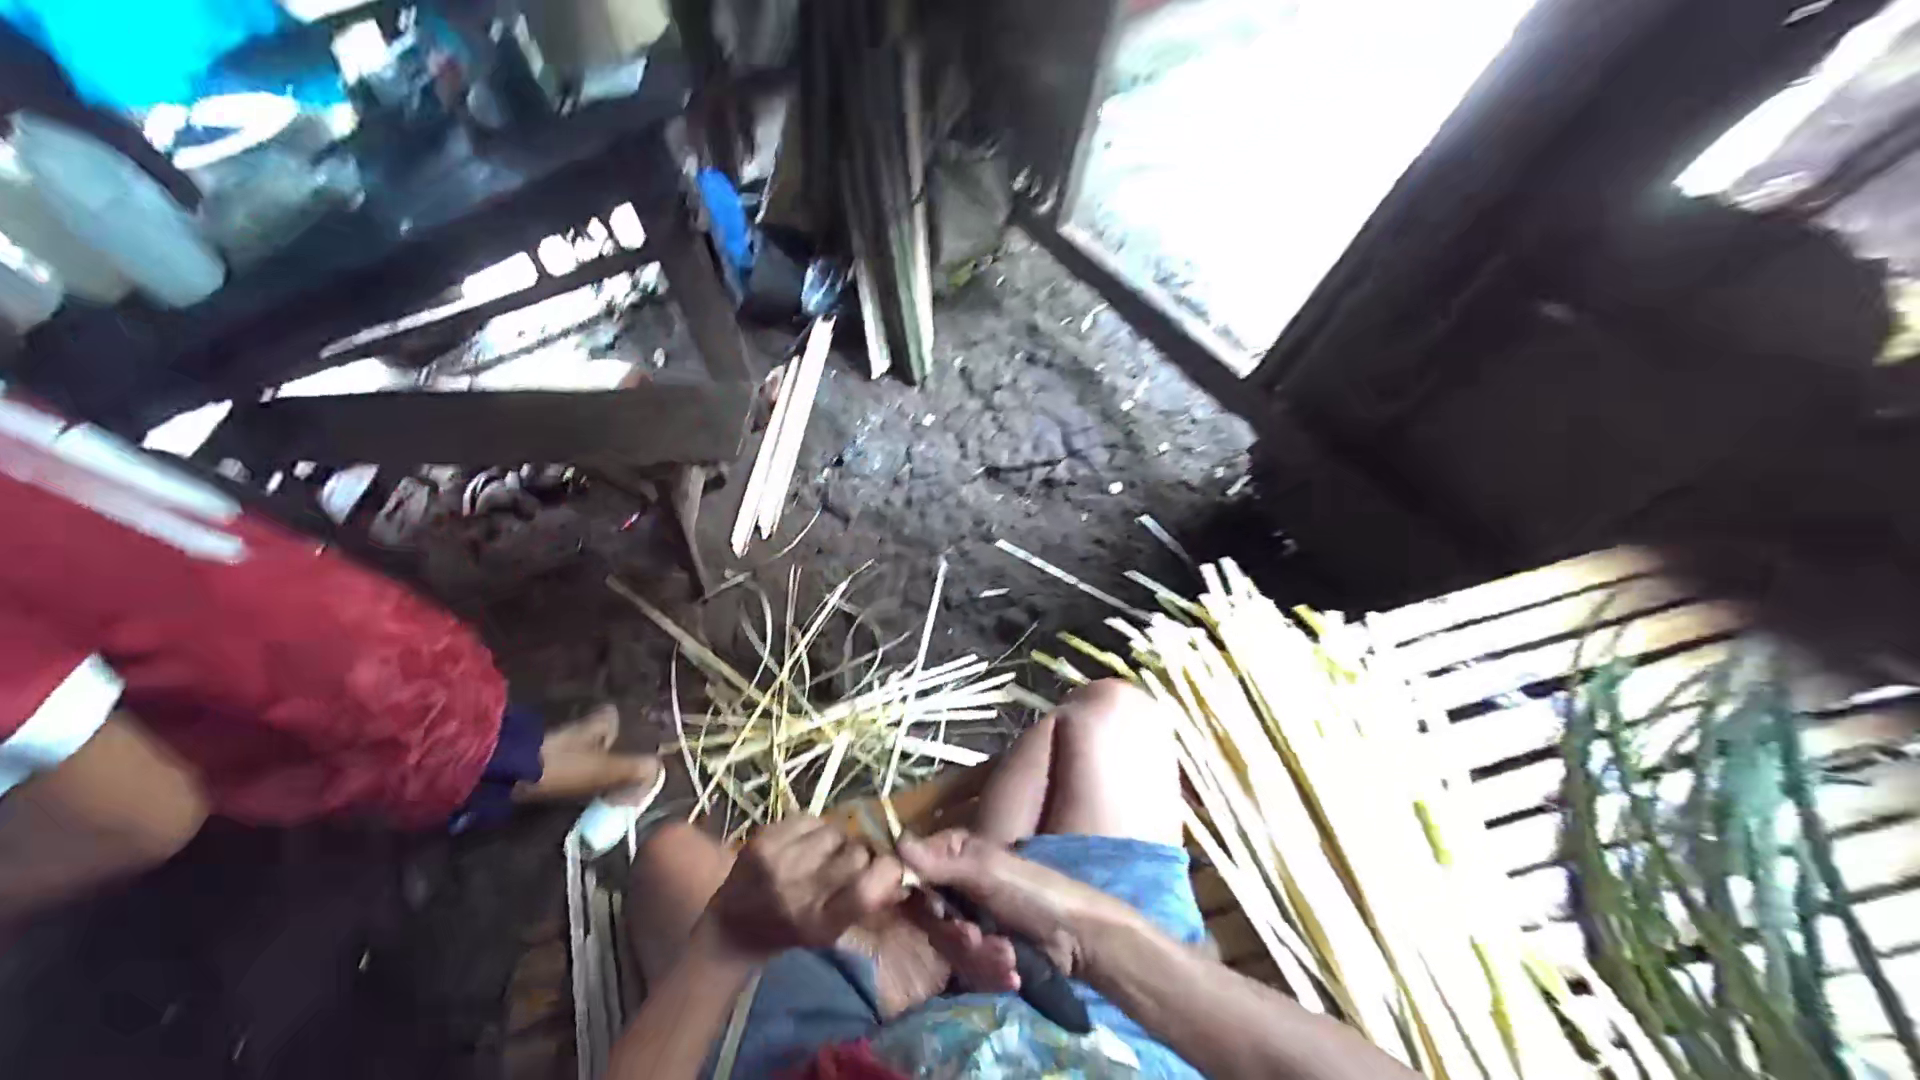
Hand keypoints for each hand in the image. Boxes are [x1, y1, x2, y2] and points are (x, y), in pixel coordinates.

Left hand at [704, 816, 909, 959]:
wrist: (733, 927)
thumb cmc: (792, 931)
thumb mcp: (832, 930)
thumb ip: (869, 901)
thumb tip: (905, 871)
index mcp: (819, 924)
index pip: (867, 890)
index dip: (886, 873)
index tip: (887, 868)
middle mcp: (799, 892)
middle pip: (857, 853)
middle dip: (859, 855)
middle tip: (844, 864)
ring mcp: (778, 862)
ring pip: (836, 831)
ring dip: (836, 840)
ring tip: (820, 854)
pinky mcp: (764, 839)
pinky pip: (811, 818)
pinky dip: (812, 829)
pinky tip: (802, 845)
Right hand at [897, 829, 1134, 991]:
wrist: (1077, 939)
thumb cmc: (1032, 891)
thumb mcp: (985, 872)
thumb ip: (939, 862)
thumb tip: (896, 841)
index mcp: (954, 852)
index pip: (910, 869)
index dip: (914, 894)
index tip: (933, 910)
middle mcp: (954, 882)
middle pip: (926, 915)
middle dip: (955, 934)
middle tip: (977, 937)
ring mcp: (966, 917)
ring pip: (946, 944)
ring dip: (977, 955)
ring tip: (1006, 954)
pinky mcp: (979, 948)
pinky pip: (964, 965)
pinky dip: (989, 969)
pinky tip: (1011, 968)